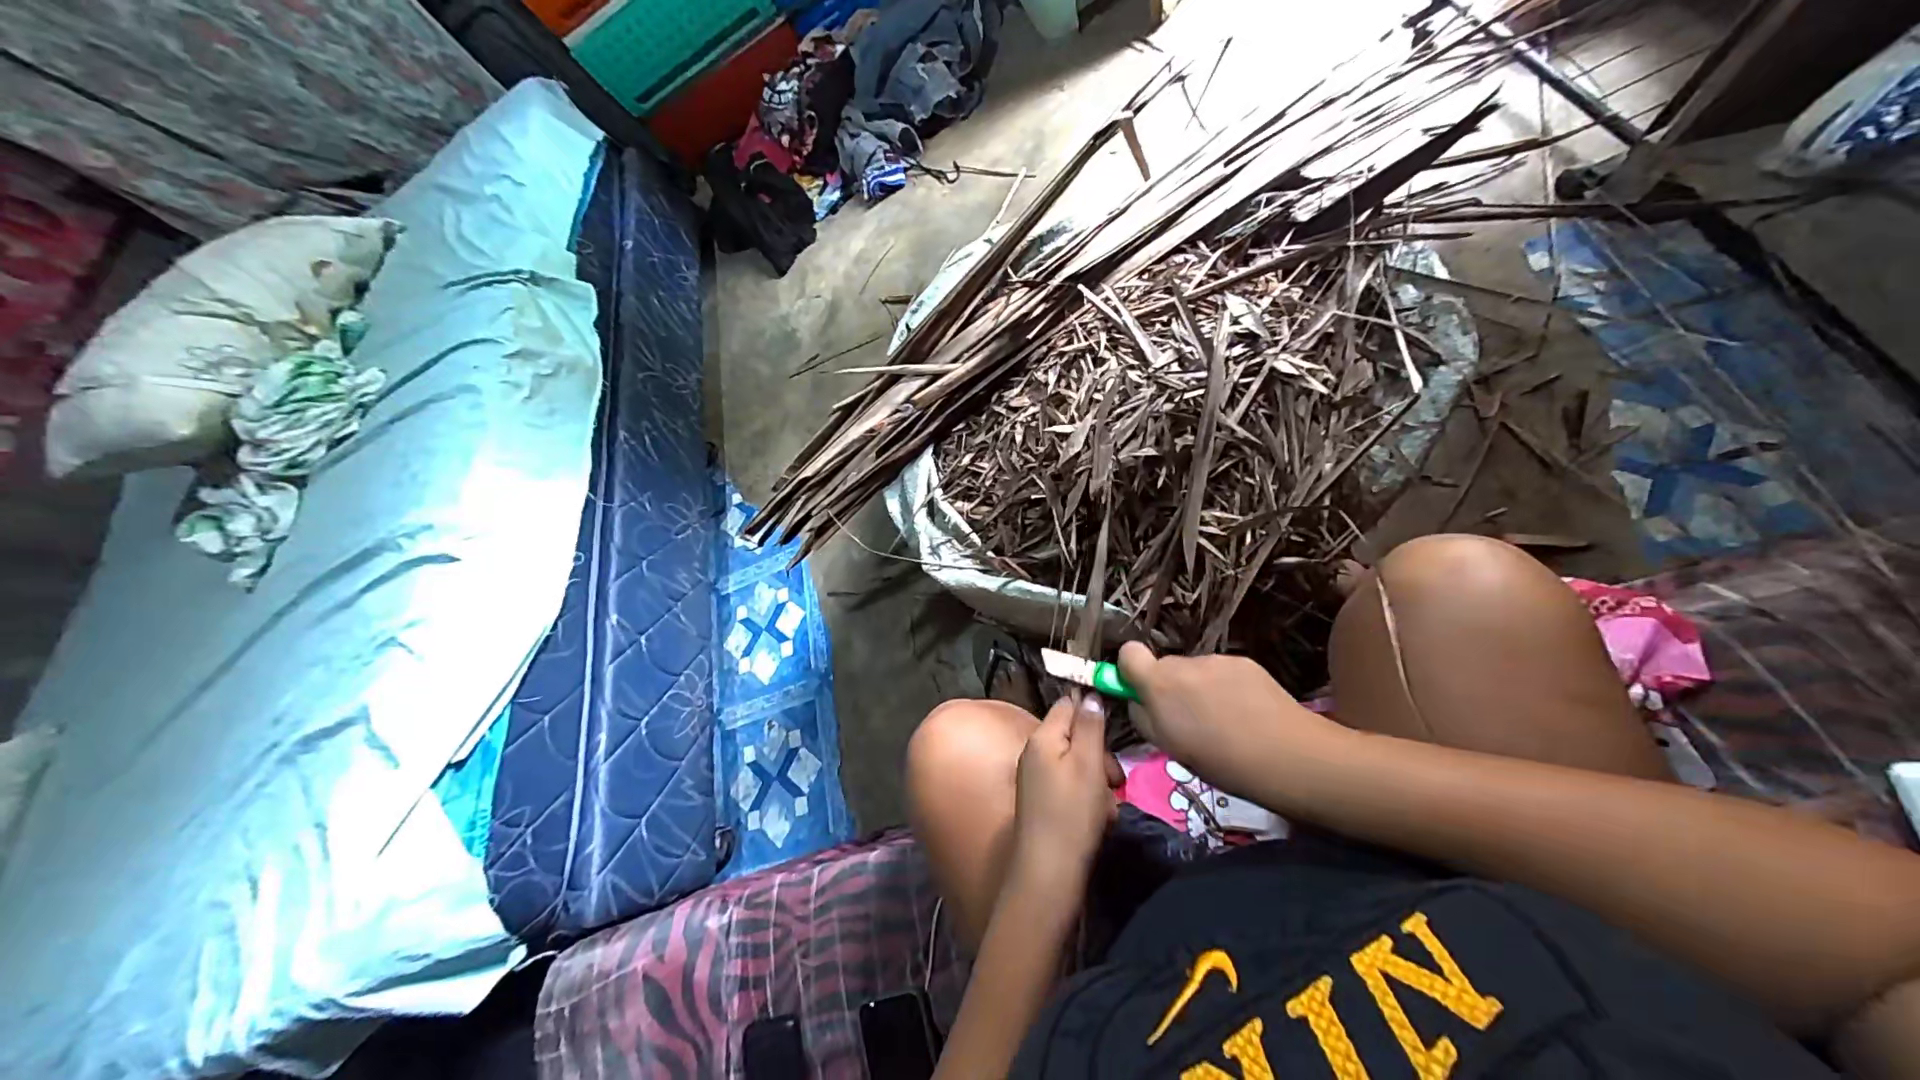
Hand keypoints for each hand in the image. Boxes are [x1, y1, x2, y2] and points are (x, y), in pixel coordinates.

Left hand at [1012, 692, 1114, 889]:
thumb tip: (1091, 694)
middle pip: (1075, 737)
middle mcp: (1034, 752)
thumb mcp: (1088, 764)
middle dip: (1101, 755)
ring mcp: (1036, 777)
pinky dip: (1088, 797)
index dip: (1093, 712)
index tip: (1116, 730)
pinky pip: (1071, 786)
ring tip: (1109, 806)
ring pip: (1077, 764)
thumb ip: (1089, 727)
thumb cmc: (1071, 813)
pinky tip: (1099, 818)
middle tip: (1117, 780)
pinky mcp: (1042, 800)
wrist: (1048, 871)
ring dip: (1098, 780)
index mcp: (1042, 737)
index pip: (1068, 704)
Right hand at [1117, 641, 1348, 794]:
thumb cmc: (1221, 762)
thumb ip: (1144, 716)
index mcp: (1159, 683)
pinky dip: (1226, 688)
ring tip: (1223, 721)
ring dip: (1200, 689)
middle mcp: (1185, 663)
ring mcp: (1217, 659)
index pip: (1128, 653)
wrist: (1288, 756)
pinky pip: (1223, 672)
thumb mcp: (1167, 746)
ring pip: (1196, 671)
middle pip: (1165, 667)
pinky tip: (1246, 713)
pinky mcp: (1245, 661)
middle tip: (1189, 720)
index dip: (1130, 670)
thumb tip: (1139, 700)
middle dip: (1170, 687)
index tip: (1140, 692)